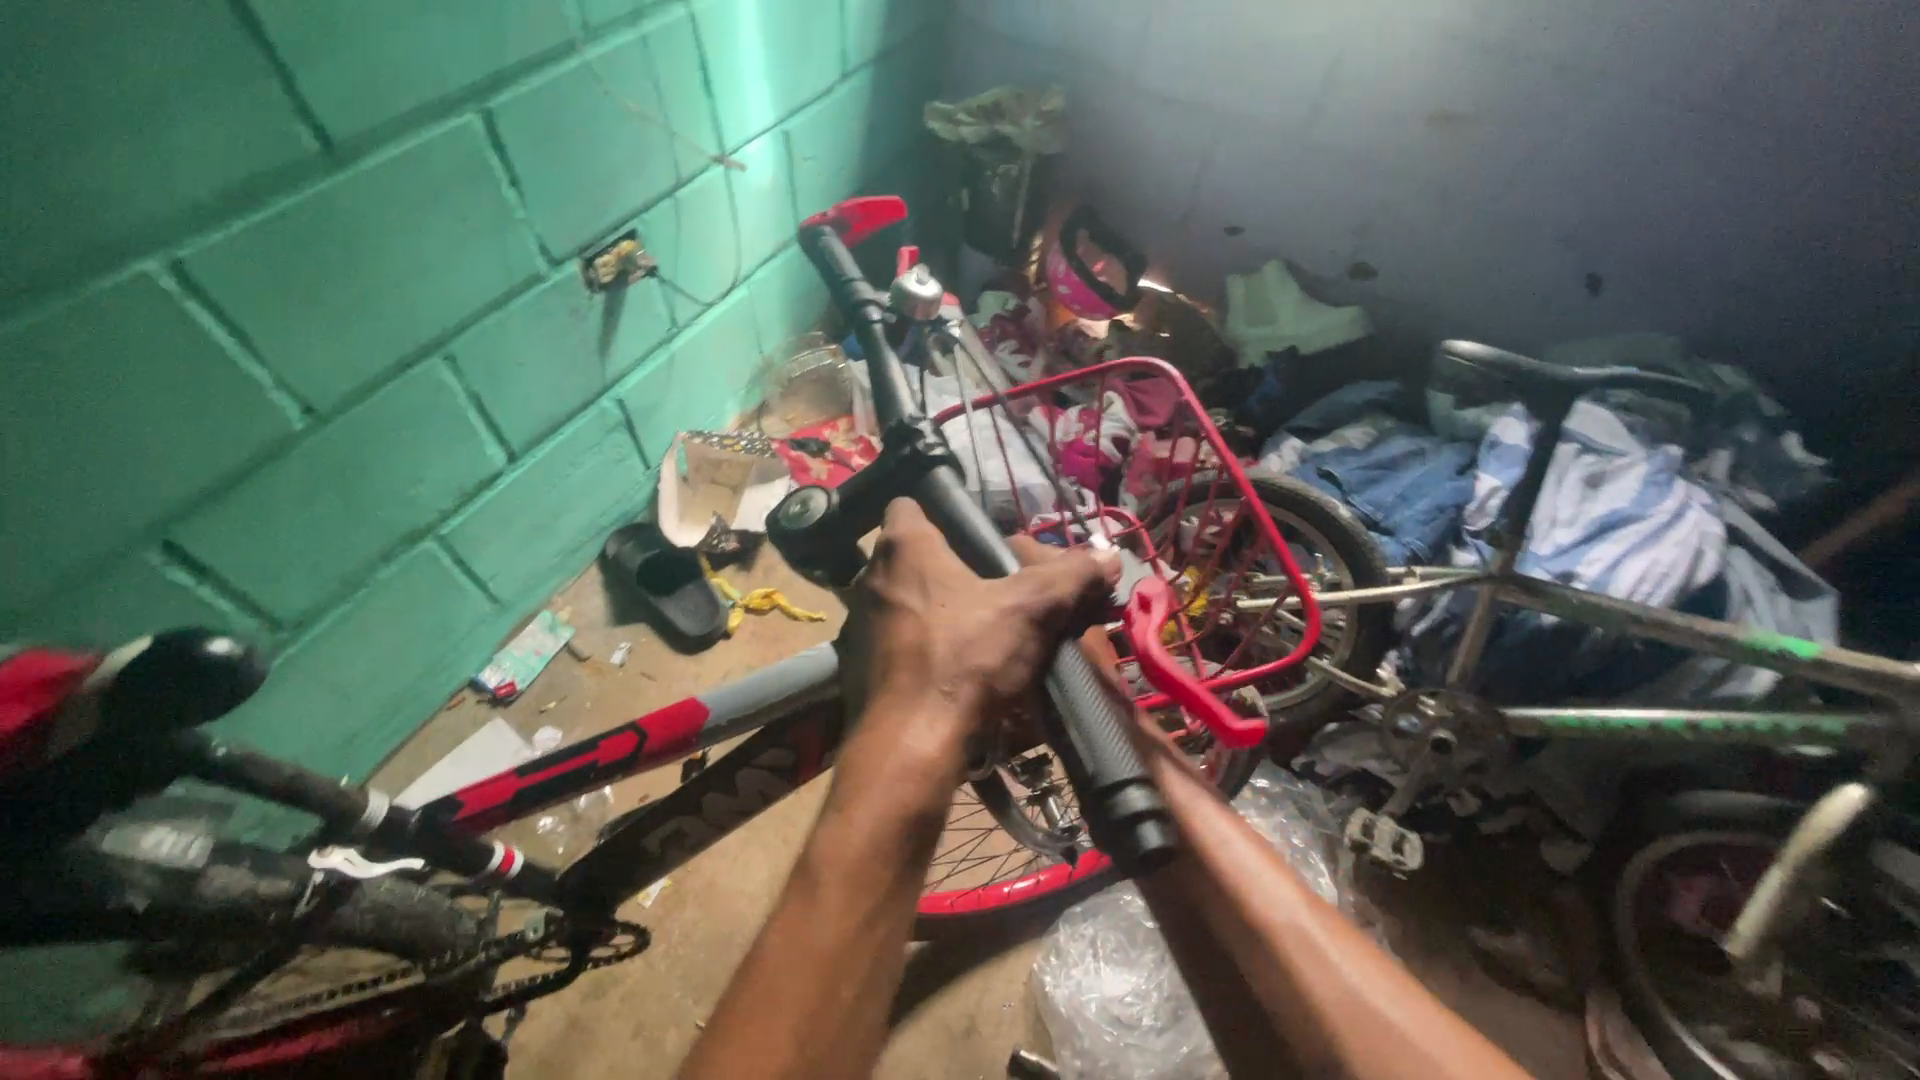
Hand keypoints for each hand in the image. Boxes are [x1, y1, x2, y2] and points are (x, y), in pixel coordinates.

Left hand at [838, 499, 1119, 756]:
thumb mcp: (1031, 610)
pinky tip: (954, 666)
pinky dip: (921, 646)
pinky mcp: (859, 666)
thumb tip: (1109, 556)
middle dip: (950, 566)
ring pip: (904, 601)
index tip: (976, 537)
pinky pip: (897, 641)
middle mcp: (872, 578)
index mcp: (904, 547)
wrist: (913, 743)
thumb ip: (1070, 577)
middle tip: (993, 587)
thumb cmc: (966, 659)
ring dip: (936, 609)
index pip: (908, 503)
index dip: (941, 513)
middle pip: (912, 556)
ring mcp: (860, 624)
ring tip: (979, 629)